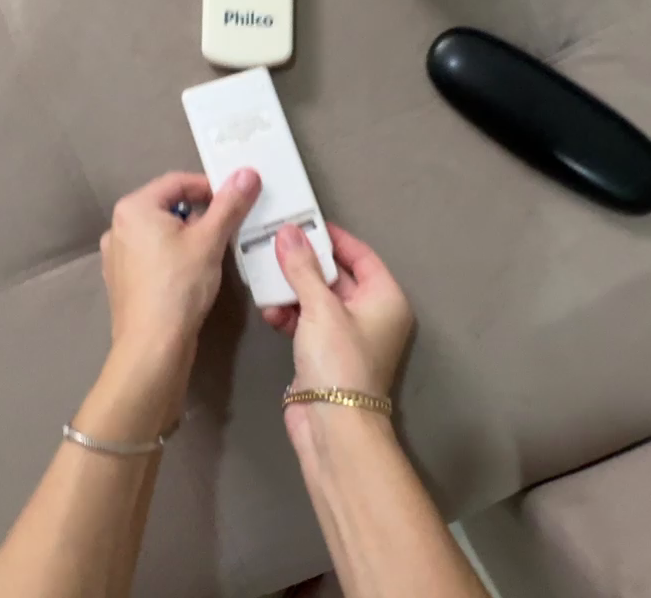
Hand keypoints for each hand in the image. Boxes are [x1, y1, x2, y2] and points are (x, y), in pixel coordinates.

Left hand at [100, 168, 260, 366]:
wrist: (152, 347)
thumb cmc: (179, 286)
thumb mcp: (210, 240)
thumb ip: (229, 204)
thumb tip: (248, 173)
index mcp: (134, 208)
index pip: (178, 182)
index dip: (210, 187)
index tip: (236, 200)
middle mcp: (118, 226)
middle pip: (167, 206)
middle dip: (199, 213)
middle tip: (227, 227)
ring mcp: (116, 255)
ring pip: (159, 231)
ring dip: (187, 234)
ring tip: (212, 250)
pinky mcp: (121, 280)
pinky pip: (151, 254)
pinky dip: (172, 255)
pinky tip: (190, 272)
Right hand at [263, 224, 414, 403]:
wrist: (332, 429)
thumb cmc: (339, 360)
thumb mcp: (320, 307)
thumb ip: (302, 267)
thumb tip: (288, 231)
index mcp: (385, 298)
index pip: (360, 254)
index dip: (333, 237)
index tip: (304, 221)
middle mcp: (371, 313)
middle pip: (336, 275)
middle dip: (305, 262)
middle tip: (274, 242)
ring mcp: (346, 334)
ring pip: (317, 298)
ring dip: (292, 289)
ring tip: (266, 276)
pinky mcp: (324, 352)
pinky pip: (306, 321)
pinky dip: (289, 314)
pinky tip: (269, 310)